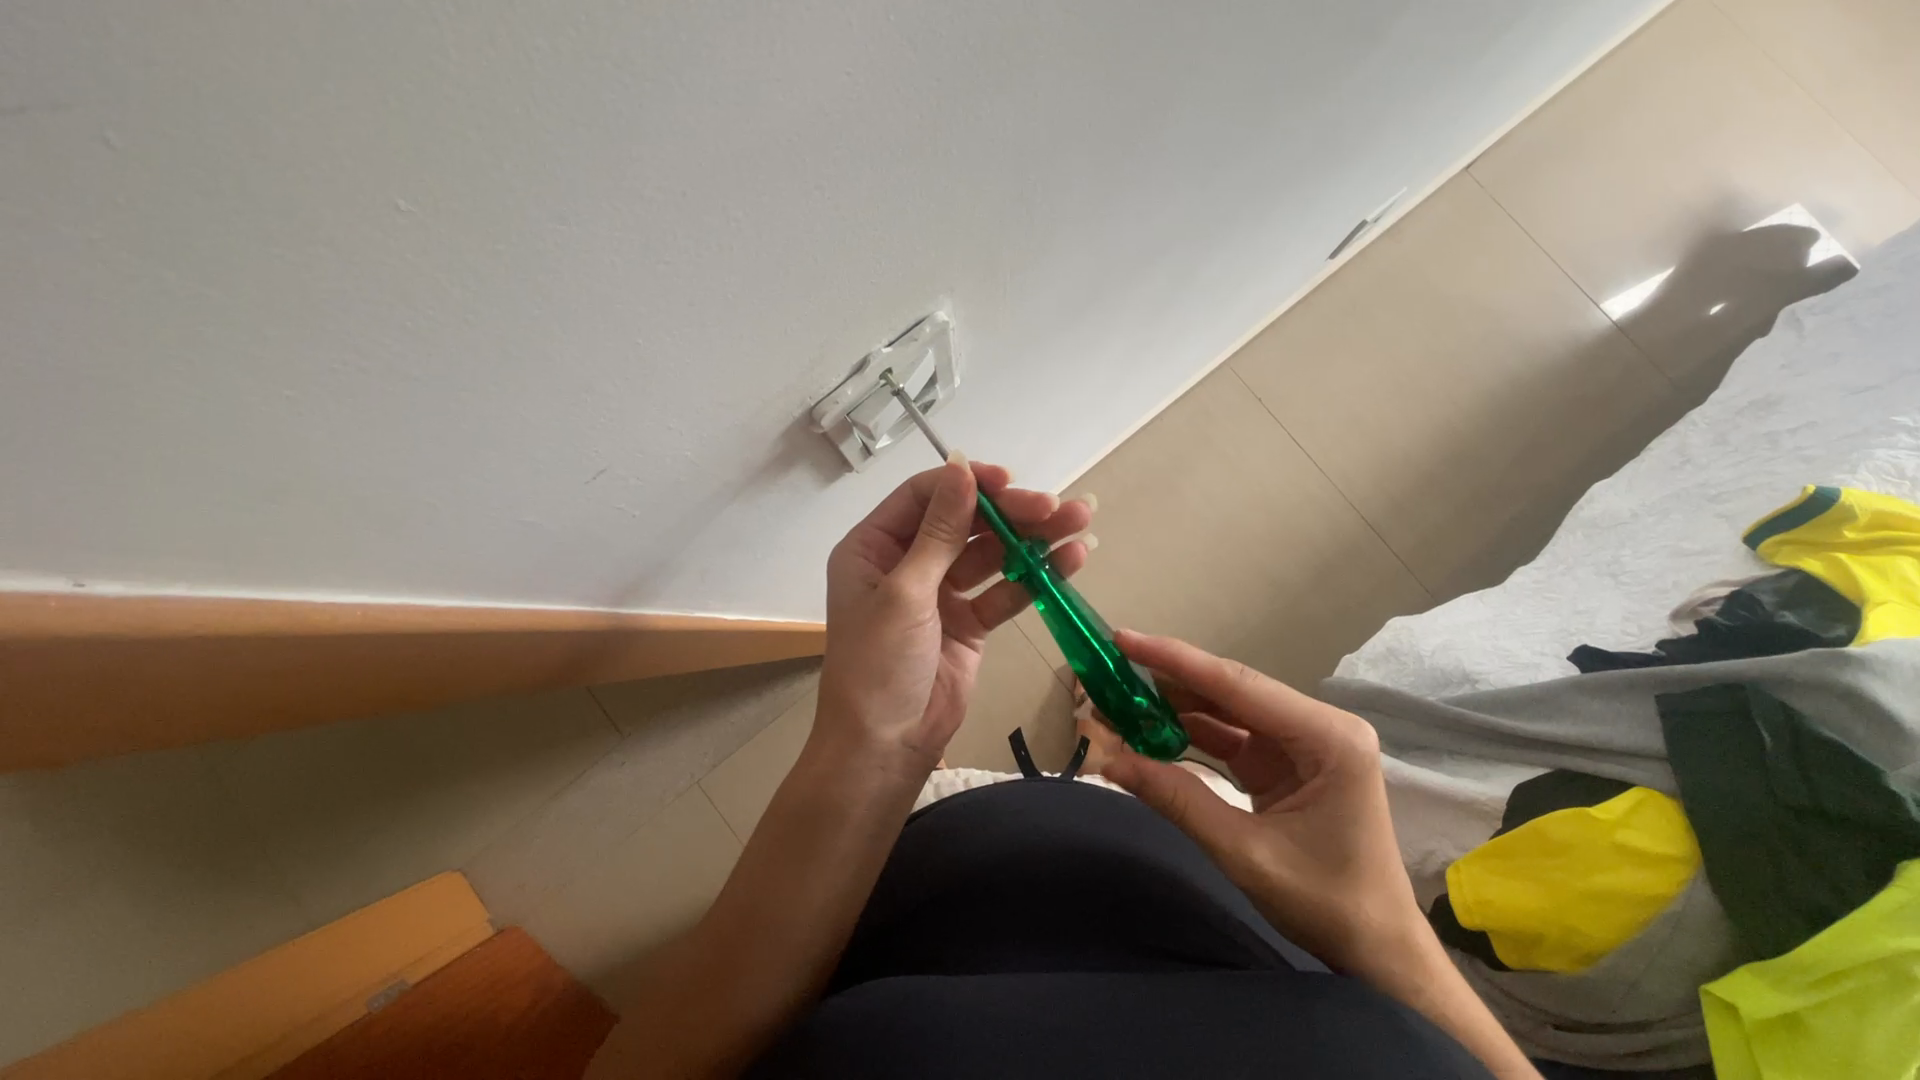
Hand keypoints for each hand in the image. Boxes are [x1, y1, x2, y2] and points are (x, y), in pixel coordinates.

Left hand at [817, 453, 1093, 771]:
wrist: (885, 747)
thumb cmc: (879, 665)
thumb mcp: (904, 593)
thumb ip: (939, 532)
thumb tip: (959, 467)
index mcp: (874, 547)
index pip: (924, 498)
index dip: (967, 484)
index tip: (1009, 482)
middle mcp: (906, 563)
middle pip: (964, 522)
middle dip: (1011, 512)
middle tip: (1058, 508)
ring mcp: (941, 593)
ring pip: (991, 554)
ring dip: (1033, 540)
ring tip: (1080, 523)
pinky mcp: (969, 623)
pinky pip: (1004, 591)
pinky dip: (1034, 578)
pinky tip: (1070, 561)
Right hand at [1098, 630, 1423, 976]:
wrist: (1376, 952)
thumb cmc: (1326, 903)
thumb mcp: (1244, 851)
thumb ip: (1178, 799)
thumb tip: (1108, 760)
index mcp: (1327, 737)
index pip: (1236, 685)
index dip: (1174, 659)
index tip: (1121, 639)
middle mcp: (1318, 728)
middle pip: (1229, 691)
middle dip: (1166, 682)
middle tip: (1107, 672)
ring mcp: (1302, 745)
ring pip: (1225, 711)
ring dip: (1173, 708)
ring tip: (1116, 701)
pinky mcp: (1286, 765)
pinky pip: (1230, 738)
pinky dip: (1188, 735)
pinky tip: (1148, 731)